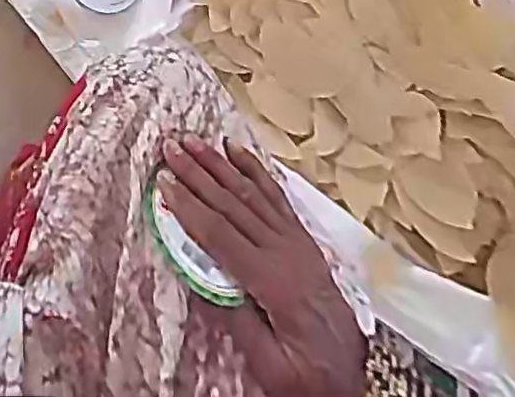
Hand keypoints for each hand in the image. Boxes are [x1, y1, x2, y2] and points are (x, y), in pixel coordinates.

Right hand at [161, 137, 365, 396]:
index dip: (189, 206)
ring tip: (194, 140)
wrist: (350, 383)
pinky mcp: (301, 238)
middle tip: (170, 146)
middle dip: (197, 172)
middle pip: (231, 203)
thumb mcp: (271, 367)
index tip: (164, 182)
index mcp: (273, 281)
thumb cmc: (308, 379)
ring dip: (219, 164)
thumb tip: (198, 277)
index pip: (220, 235)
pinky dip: (254, 169)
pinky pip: (275, 196)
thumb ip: (237, 321)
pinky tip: (236, 150)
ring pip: (250, 192)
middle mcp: (284, 251)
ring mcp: (295, 240)